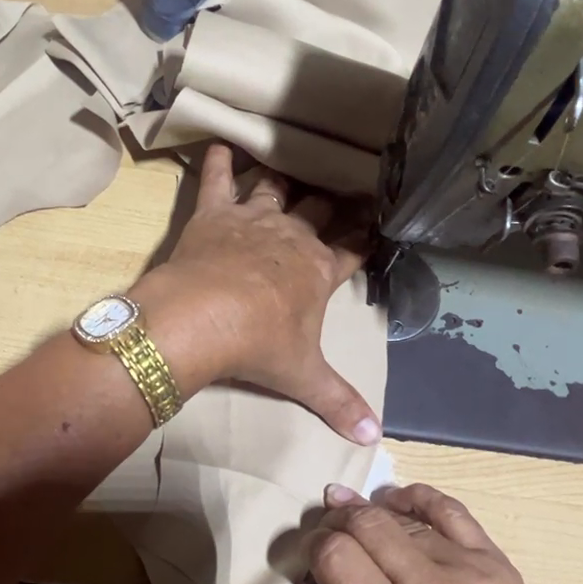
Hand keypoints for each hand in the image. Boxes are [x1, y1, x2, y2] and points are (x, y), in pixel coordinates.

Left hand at [130, 144, 378, 444]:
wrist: (205, 318)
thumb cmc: (259, 345)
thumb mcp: (304, 377)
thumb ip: (339, 403)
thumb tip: (374, 440)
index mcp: (320, 271)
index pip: (353, 250)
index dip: (366, 237)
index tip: (377, 223)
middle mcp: (293, 237)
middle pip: (319, 212)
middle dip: (331, 202)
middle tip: (338, 189)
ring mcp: (253, 220)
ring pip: (275, 189)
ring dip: (283, 177)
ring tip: (290, 164)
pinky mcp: (214, 214)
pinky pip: (218, 180)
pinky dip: (219, 161)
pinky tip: (221, 143)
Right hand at [312, 483, 582, 583]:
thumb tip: (328, 553)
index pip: (336, 555)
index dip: (316, 543)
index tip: (311, 546)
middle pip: (368, 525)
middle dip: (340, 519)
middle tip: (328, 521)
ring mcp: (471, 571)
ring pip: (405, 519)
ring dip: (373, 513)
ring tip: (356, 512)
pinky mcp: (499, 563)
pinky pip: (451, 512)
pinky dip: (419, 500)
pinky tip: (398, 500)